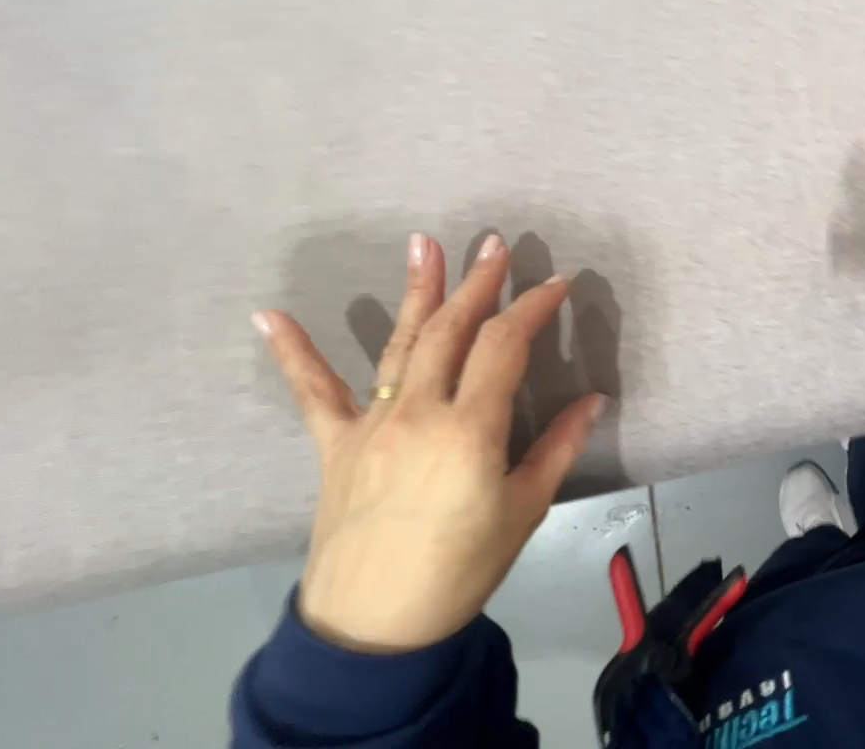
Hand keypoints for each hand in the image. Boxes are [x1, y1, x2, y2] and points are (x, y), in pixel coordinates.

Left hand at [254, 233, 605, 653]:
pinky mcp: (337, 444)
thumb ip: (559, 445)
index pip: (506, 345)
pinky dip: (293, 353)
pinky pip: (314, 394)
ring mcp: (372, 424)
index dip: (533, 307)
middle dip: (478, 282)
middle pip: (453, 330)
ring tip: (423, 243)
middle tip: (494, 242)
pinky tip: (270, 315)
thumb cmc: (463, 565)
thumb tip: (594, 399)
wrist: (375, 623)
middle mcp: (419, 412)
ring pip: (399, 343)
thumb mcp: (527, 507)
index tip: (557, 282)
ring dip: (416, 291)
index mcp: (470, 428)